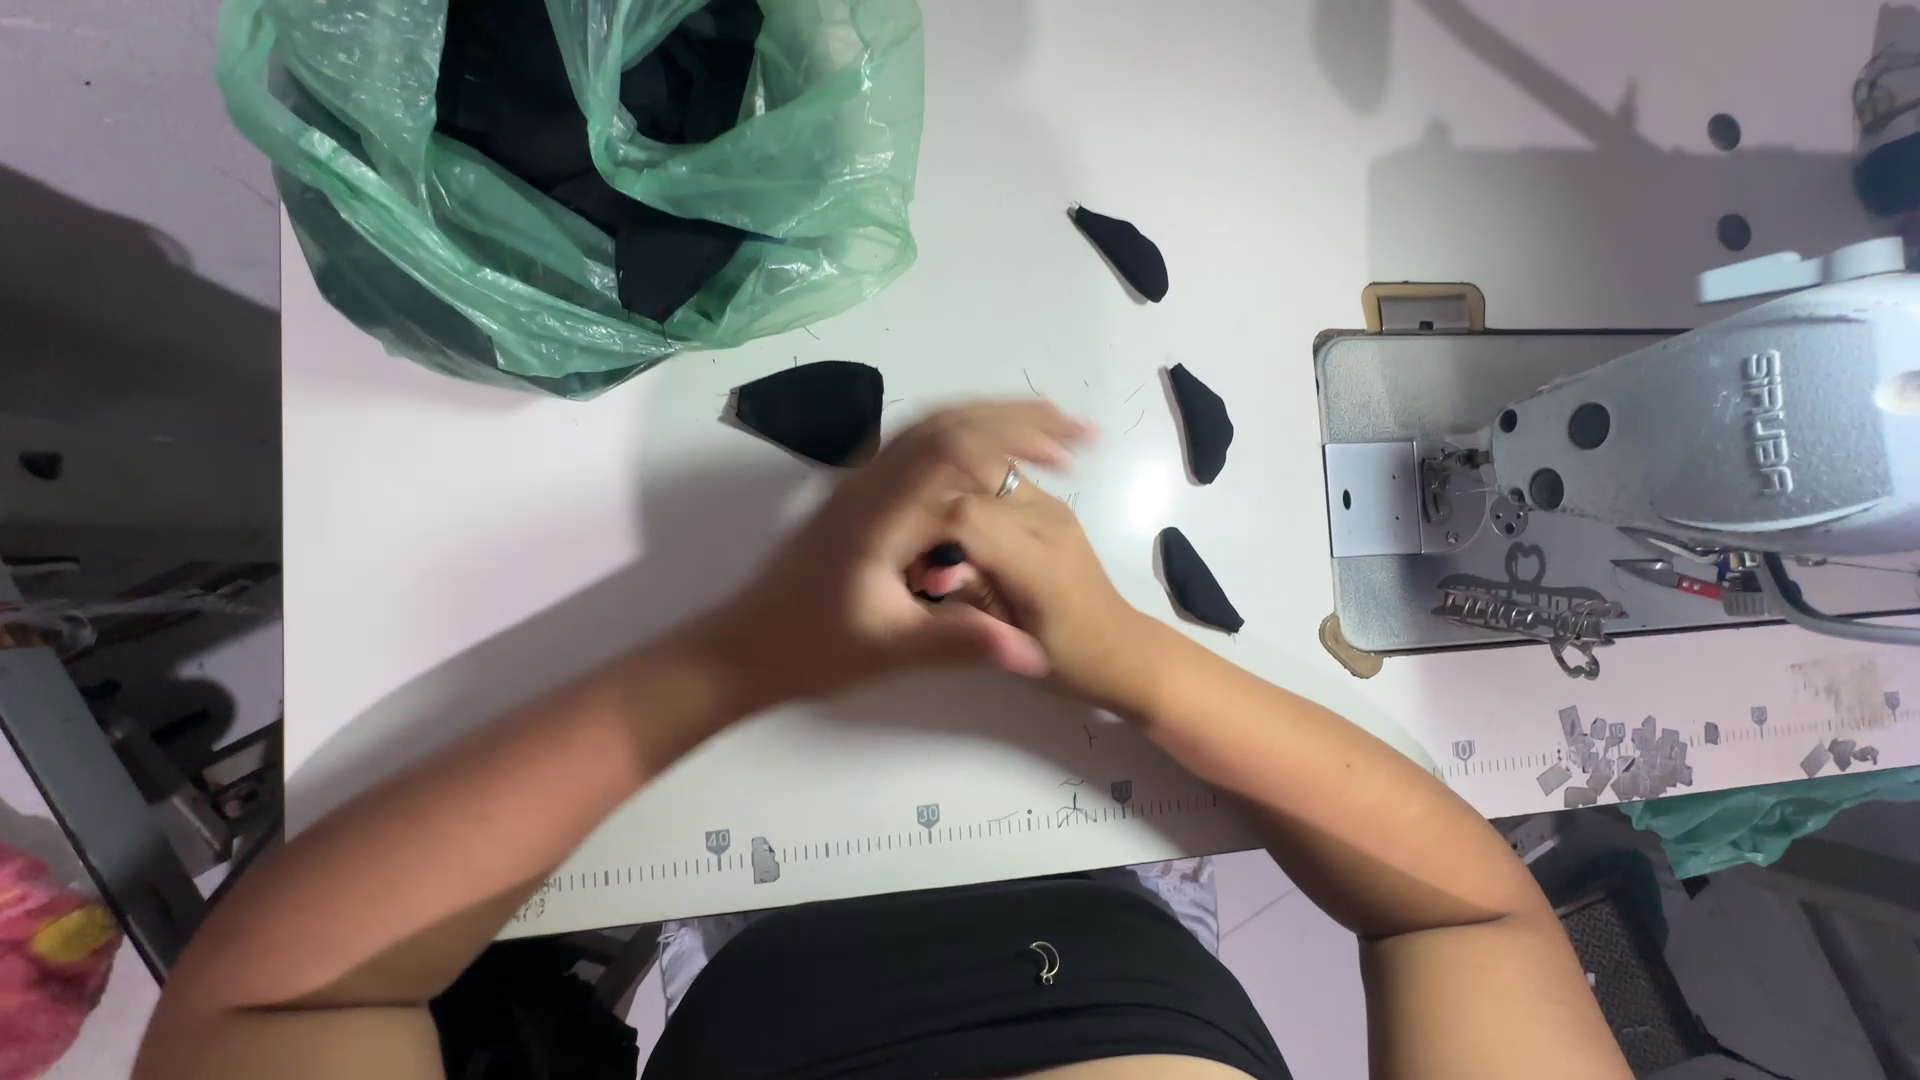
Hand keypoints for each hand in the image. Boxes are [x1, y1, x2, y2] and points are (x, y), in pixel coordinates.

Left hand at [691, 401, 1088, 708]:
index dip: (1017, 440)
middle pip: (946, 420)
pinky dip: (960, 432)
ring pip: (927, 424)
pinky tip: (984, 452)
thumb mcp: (889, 651)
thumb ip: (961, 642)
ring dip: (987, 416)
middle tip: (1073, 425)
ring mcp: (856, 482)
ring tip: (1041, 424)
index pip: (954, 449)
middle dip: (1014, 416)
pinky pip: (914, 443)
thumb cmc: (811, 650)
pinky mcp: (854, 493)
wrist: (742, 647)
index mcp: (878, 513)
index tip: (1068, 455)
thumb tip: (1036, 653)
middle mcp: (867, 482)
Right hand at [926, 481, 1165, 711]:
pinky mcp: (1051, 503)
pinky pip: (1000, 475)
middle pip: (973, 480)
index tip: (903, 556)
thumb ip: (974, 597)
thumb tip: (930, 570)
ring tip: (924, 518)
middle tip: (912, 540)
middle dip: (932, 501)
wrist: (1122, 649)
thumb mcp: (1014, 641)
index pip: (967, 515)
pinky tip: (949, 505)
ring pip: (986, 466)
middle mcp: (1047, 521)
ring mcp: (1052, 506)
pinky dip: (969, 484)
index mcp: (1039, 562)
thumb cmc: (1068, 660)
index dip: (925, 527)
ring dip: (951, 483)